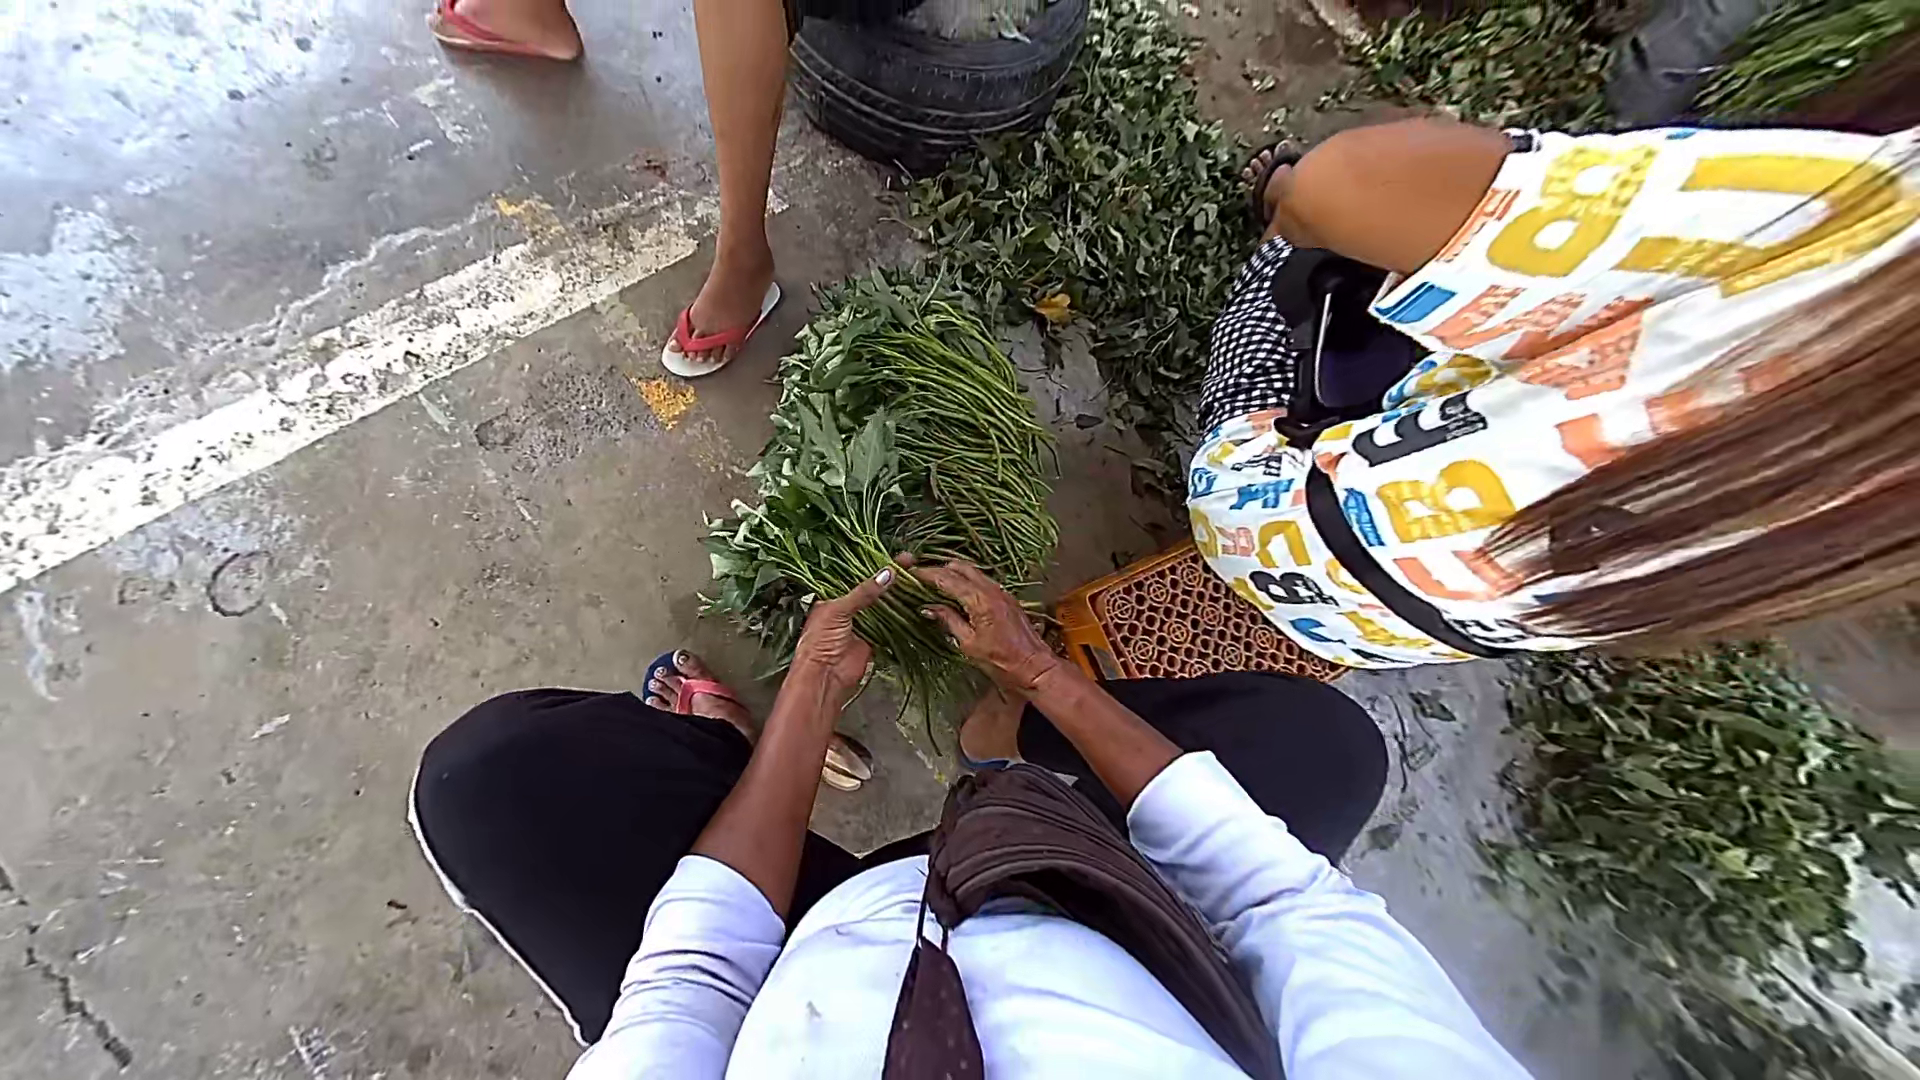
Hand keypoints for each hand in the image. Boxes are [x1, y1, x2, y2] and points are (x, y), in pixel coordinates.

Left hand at [790, 561, 899, 707]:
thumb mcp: (838, 610)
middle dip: (889, 577)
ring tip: (915, 578)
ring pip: (882, 603)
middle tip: (910, 564)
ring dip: (897, 593)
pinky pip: (889, 621)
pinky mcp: (873, 636)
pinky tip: (912, 601)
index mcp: (832, 595)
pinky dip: (900, 613)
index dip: (874, 564)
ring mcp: (861, 621)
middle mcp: (847, 606)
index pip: (856, 574)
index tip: (895, 556)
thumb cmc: (818, 642)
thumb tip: (887, 573)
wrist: (824, 677)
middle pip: (872, 587)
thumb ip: (863, 592)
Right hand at [913, 559, 1064, 695]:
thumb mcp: (969, 643)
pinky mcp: (1007, 598)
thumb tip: (928, 607)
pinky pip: (983, 581)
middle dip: (940, 568)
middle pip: (961, 568)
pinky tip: (958, 591)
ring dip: (955, 573)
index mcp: (979, 599)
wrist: (1035, 667)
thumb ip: (948, 620)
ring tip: (937, 582)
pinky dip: (968, 581)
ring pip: (974, 572)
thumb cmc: (1000, 661)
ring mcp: (1002, 592)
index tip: (911, 573)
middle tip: (923, 575)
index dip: (928, 574)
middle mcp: (991, 589)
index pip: (948, 579)